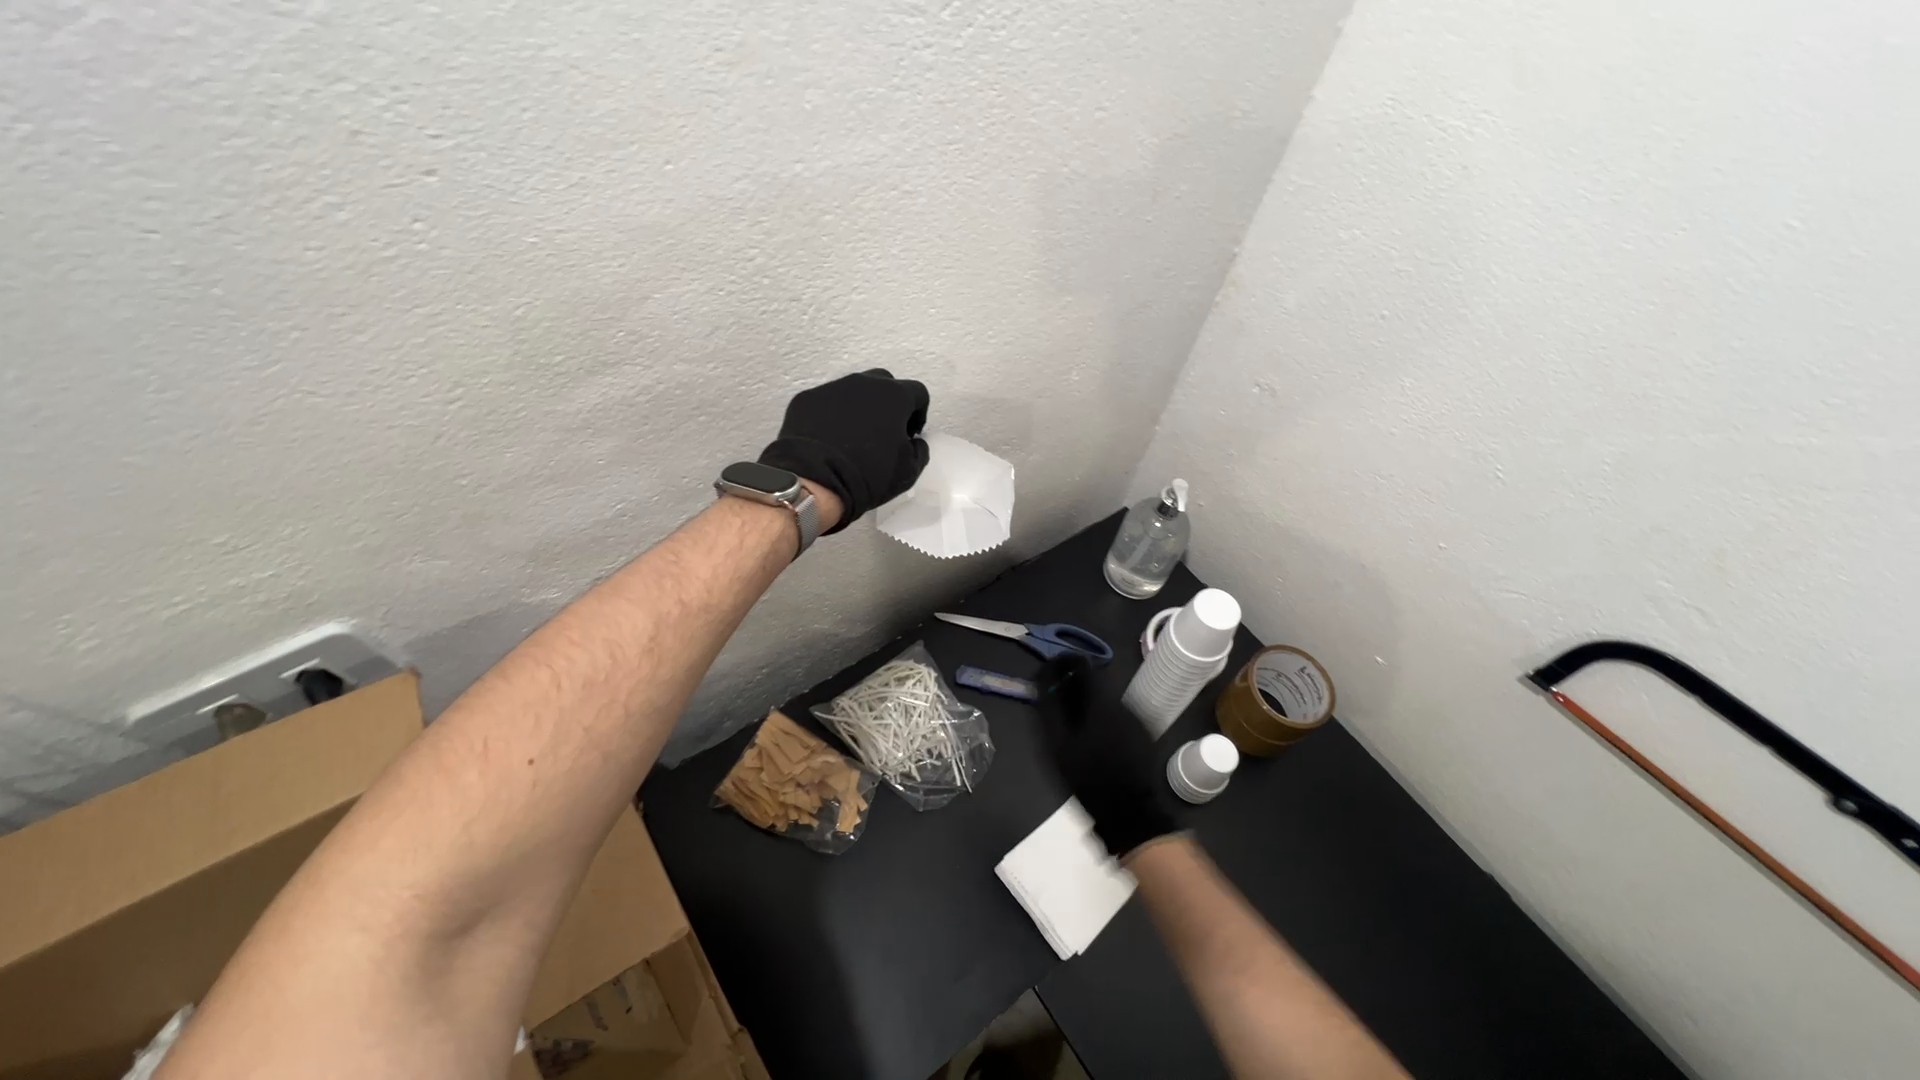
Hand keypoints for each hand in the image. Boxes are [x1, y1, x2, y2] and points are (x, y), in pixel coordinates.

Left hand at [758, 369, 929, 534]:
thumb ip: (919, 450)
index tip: (910, 436)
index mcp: (894, 396)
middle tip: (883, 432)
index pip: (918, 393)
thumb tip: (914, 442)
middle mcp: (864, 383)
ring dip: (860, 408)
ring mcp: (832, 388)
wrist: (815, 481)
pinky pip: (826, 403)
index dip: (918, 414)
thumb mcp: (909, 471)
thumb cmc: (869, 475)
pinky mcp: (806, 399)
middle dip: (889, 405)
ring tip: (852, 437)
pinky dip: (831, 416)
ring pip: (853, 391)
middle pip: (885, 385)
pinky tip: (828, 440)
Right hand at [1037, 655, 1180, 859]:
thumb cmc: (1090, 779)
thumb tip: (1040, 680)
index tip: (1047, 672)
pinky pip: (1118, 716)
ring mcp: (1138, 719)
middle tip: (1054, 703)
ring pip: (1107, 699)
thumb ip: (1048, 708)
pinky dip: (1102, 718)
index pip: (1082, 664)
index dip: (1063, 662)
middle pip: (1095, 683)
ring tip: (1070, 725)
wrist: (1131, 813)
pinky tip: (1093, 740)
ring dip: (1088, 703)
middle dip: (1073, 686)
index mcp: (1103, 702)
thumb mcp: (1058, 746)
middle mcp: (1125, 703)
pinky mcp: (1144, 734)